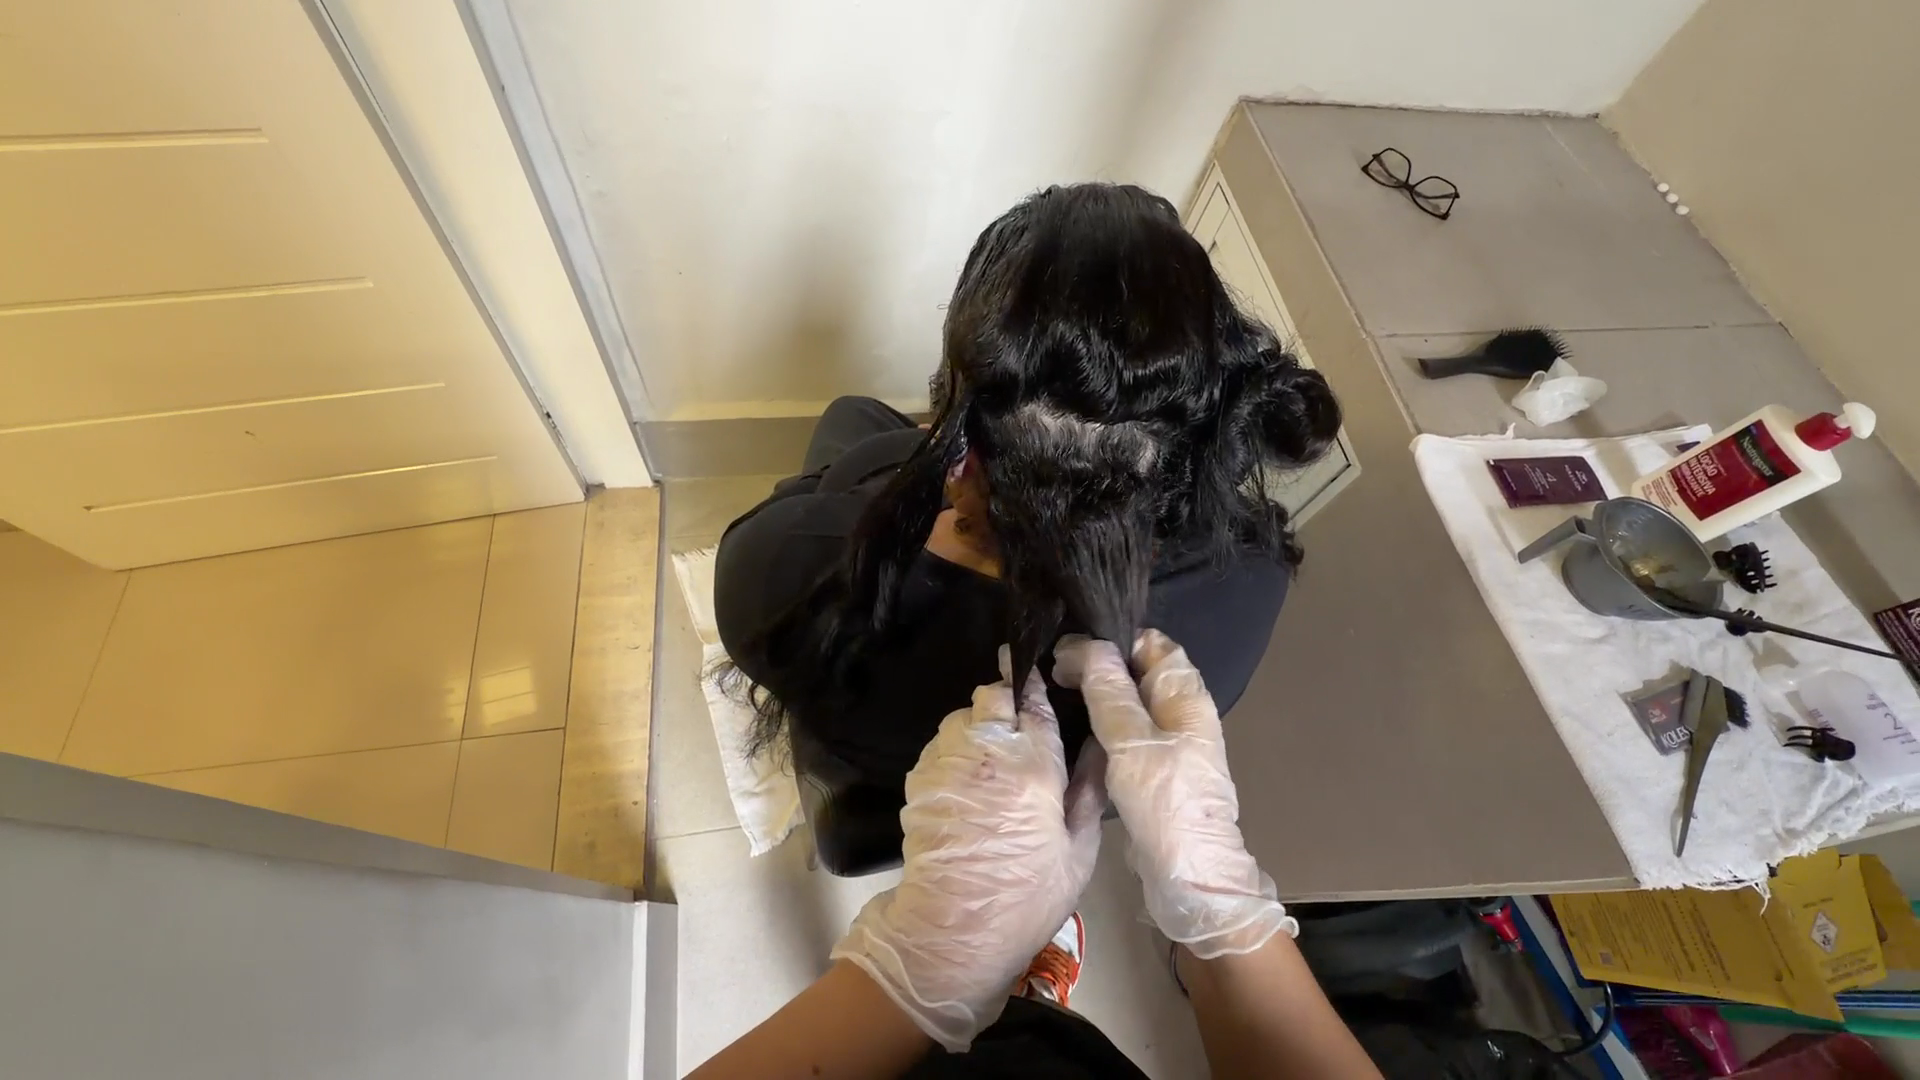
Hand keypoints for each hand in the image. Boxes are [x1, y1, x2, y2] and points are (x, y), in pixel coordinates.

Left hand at [832, 658, 1104, 1049]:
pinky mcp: (918, 777)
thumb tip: (1097, 747)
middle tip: (1015, 719)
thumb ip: (1089, 790)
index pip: (1036, 704)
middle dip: (1005, 698)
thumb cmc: (1027, 896)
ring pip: (962, 715)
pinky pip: (940, 743)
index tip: (1038, 678)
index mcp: (1034, 764)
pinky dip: (954, 749)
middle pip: (993, 695)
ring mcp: (947, 760)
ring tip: (989, 754)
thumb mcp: (1078, 852)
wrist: (952, 928)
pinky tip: (964, 778)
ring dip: (977, 724)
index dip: (1036, 688)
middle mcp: (988, 749)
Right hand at [1053, 630, 1294, 957]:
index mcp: (1186, 697)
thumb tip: (1085, 645)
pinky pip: (1124, 728)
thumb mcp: (1131, 741)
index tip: (1071, 646)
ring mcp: (1167, 741)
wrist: (1188, 876)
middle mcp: (1180, 712)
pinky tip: (1073, 724)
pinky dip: (1100, 720)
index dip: (1113, 638)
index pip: (1152, 643)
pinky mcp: (1152, 766)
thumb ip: (1109, 690)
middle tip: (1053, 667)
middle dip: (1098, 662)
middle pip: (1138, 668)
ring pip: (1128, 699)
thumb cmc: (1165, 802)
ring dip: (1096, 691)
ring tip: (1055, 688)